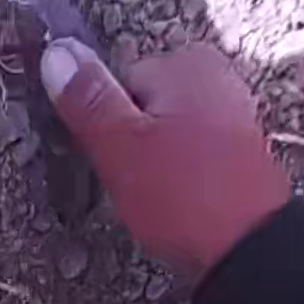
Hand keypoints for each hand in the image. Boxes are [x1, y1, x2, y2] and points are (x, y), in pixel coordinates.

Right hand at [42, 40, 290, 283]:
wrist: (246, 251)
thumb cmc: (182, 198)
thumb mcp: (120, 147)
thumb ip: (88, 100)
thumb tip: (57, 53)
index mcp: (186, 63)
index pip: (116, 82)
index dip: (104, 127)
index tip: (109, 159)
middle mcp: (217, 78)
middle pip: (143, 109)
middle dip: (132, 145)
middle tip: (135, 185)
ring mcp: (234, 117)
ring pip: (167, 137)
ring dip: (155, 167)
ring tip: (158, 200)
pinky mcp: (240, 157)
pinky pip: (191, 159)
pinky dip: (180, 180)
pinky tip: (179, 205)